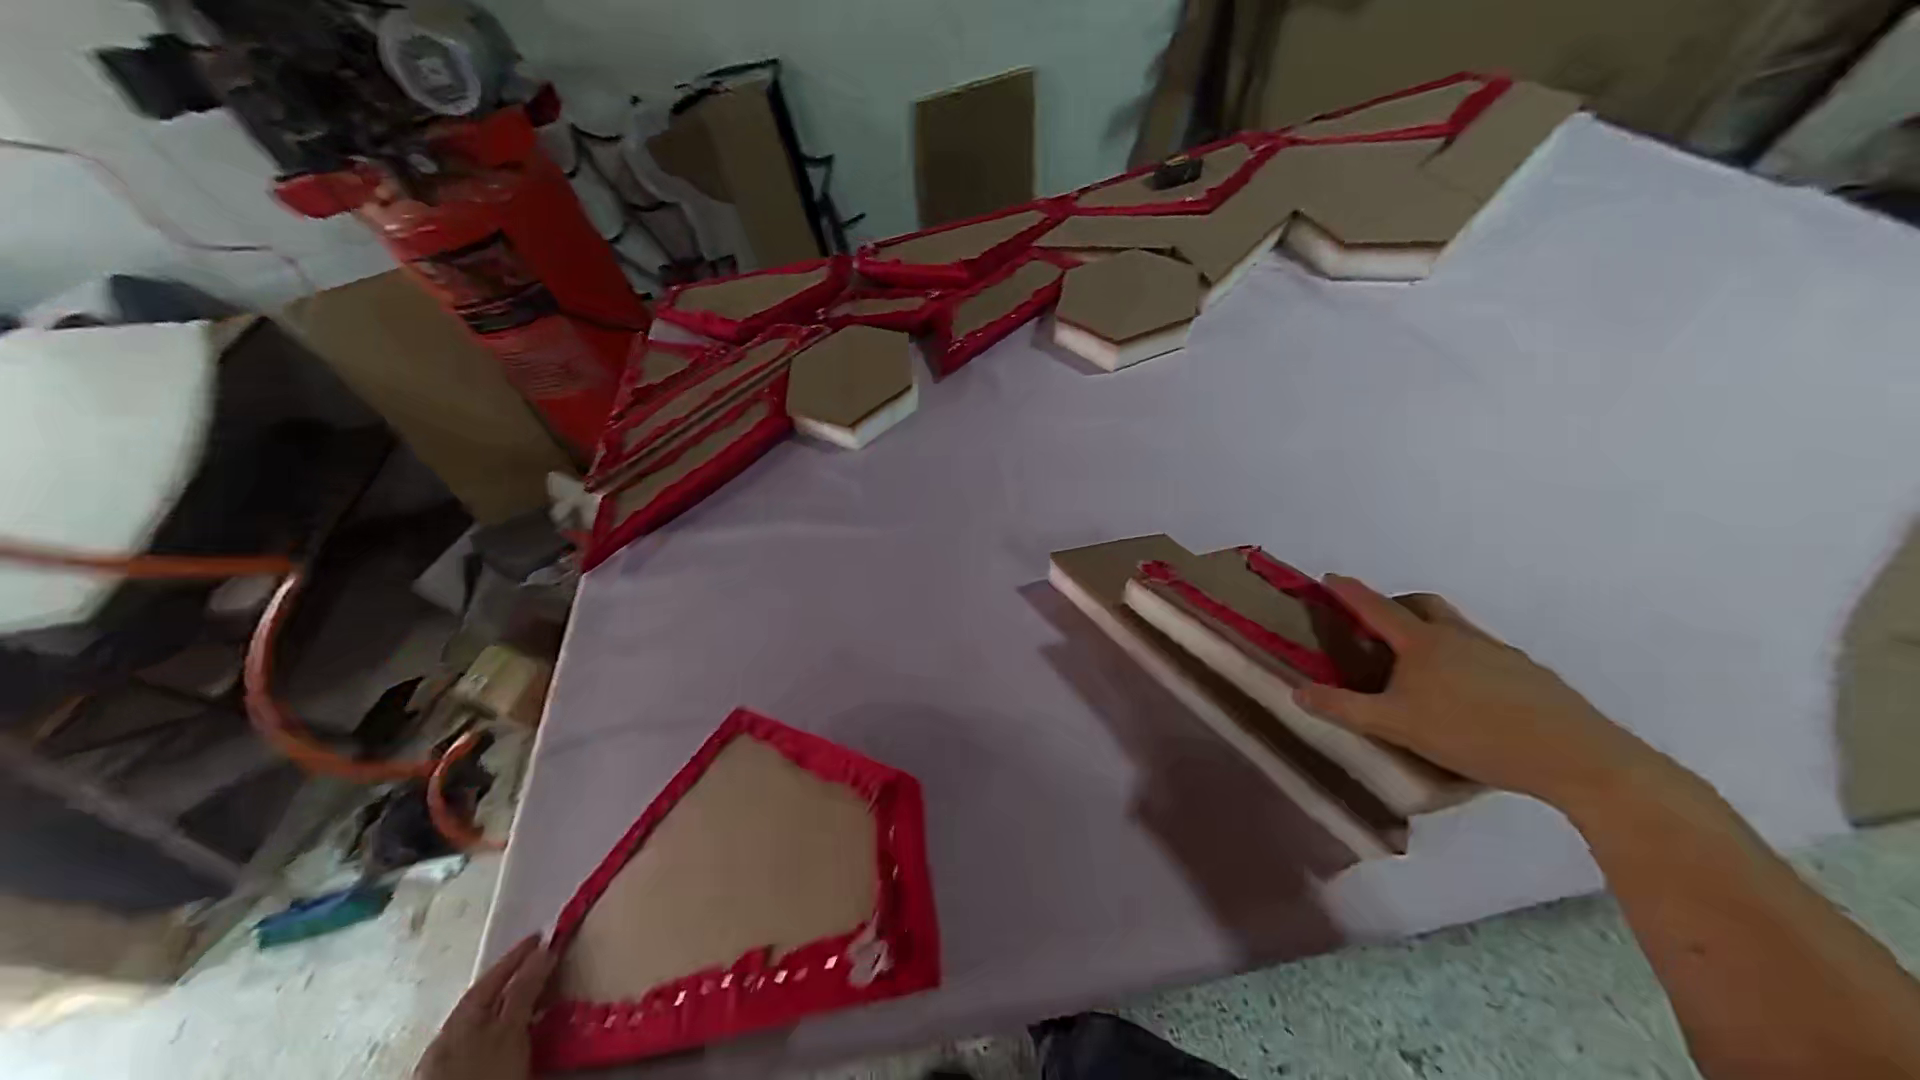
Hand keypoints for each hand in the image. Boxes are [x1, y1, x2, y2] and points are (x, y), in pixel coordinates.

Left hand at [415, 935, 555, 1079]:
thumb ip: (525, 990)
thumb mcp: (510, 1030)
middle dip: (512, 978)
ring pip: (481, 1021)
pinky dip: (500, 1028)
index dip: (518, 955)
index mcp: (461, 1017)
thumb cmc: (487, 1075)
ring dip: (507, 1004)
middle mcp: (448, 1035)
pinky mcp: (455, 1078)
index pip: (493, 976)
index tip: (542, 935)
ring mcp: (446, 1061)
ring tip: (534, 996)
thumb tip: (543, 950)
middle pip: (485, 997)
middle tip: (542, 962)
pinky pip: (480, 1041)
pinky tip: (514, 1033)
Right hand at [1294, 576, 1662, 808]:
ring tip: (1418, 670)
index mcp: (1423, 643)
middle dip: (1394, 606)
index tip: (1329, 578)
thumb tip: (1297, 691)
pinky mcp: (1529, 674)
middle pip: (1421, 605)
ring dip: (1429, 633)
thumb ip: (1344, 708)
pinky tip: (1464, 696)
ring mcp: (1499, 652)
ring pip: (1454, 628)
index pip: (1376, 607)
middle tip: (1376, 627)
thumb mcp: (1396, 725)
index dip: (1349, 591)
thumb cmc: (1473, 734)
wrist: (1576, 757)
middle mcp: (1460, 636)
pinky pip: (1481, 652)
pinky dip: (1460, 658)